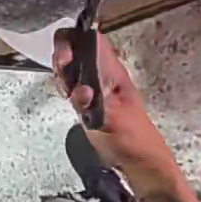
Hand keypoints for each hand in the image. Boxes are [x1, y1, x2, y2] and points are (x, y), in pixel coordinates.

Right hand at [53, 30, 180, 190]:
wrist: (138, 162)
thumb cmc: (133, 138)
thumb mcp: (116, 120)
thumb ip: (96, 104)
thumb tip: (81, 90)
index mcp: (113, 70)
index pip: (91, 39)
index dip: (73, 39)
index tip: (64, 57)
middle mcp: (102, 74)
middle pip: (74, 50)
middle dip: (62, 59)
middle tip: (64, 79)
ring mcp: (93, 87)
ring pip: (69, 67)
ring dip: (61, 76)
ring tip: (67, 92)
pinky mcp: (86, 102)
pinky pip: (69, 86)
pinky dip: (64, 90)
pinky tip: (69, 101)